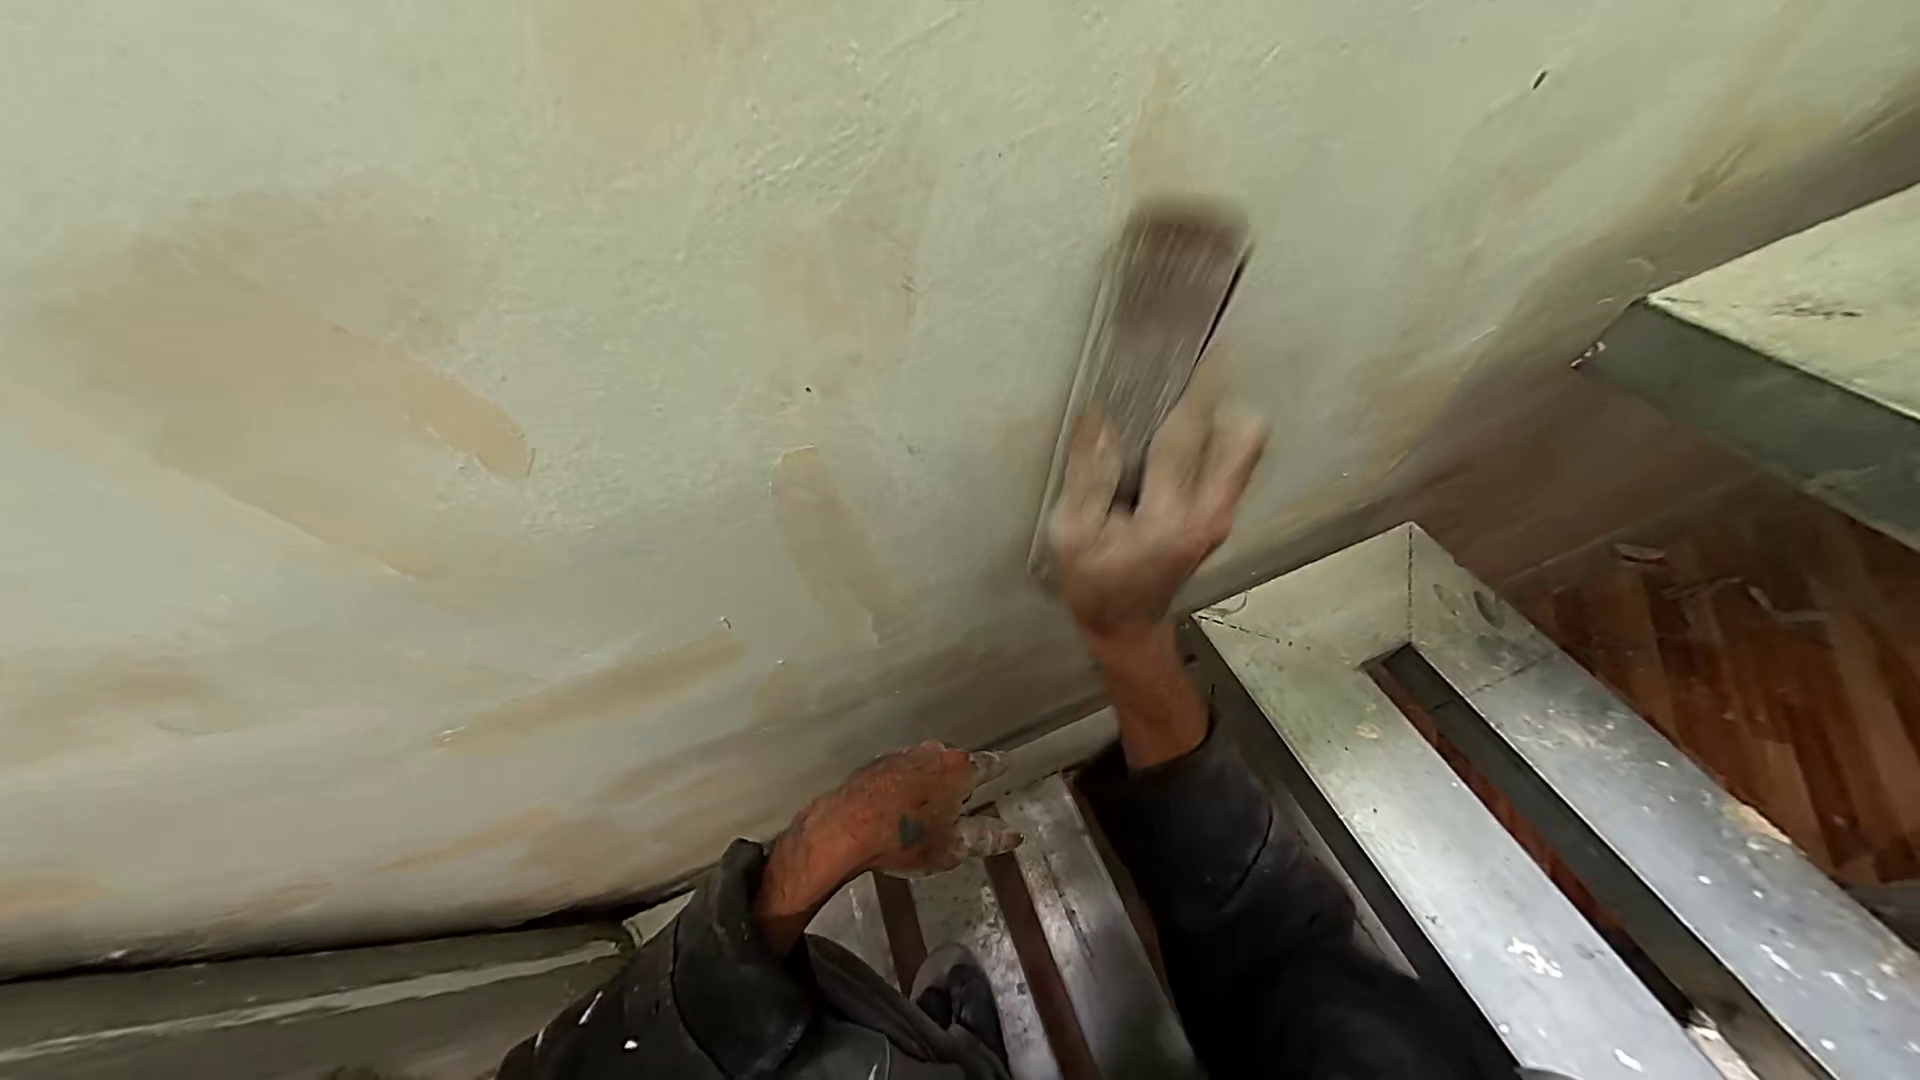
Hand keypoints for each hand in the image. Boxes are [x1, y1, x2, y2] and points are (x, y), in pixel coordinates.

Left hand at [754, 743, 1018, 951]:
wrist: (847, 827)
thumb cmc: (906, 839)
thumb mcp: (952, 847)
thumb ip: (985, 838)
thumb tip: (1013, 835)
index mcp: (958, 769)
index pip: (987, 765)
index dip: (997, 767)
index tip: (1005, 763)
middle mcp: (934, 753)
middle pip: (955, 762)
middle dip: (960, 777)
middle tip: (963, 798)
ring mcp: (903, 754)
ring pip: (927, 764)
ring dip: (931, 779)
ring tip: (929, 805)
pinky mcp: (879, 763)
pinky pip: (903, 770)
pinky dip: (907, 783)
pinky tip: (900, 804)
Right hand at [1049, 389, 1266, 648]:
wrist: (1127, 624)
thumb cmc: (1094, 582)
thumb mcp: (1071, 534)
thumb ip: (1086, 476)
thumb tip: (1100, 418)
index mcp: (1168, 521)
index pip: (1185, 440)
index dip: (1195, 391)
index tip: (1205, 347)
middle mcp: (1209, 513)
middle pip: (1242, 435)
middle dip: (1216, 395)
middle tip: (1181, 376)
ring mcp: (1222, 514)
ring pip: (1244, 444)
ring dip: (1217, 414)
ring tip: (1174, 406)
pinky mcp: (1223, 513)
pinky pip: (1233, 458)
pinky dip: (1214, 434)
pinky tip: (1177, 433)